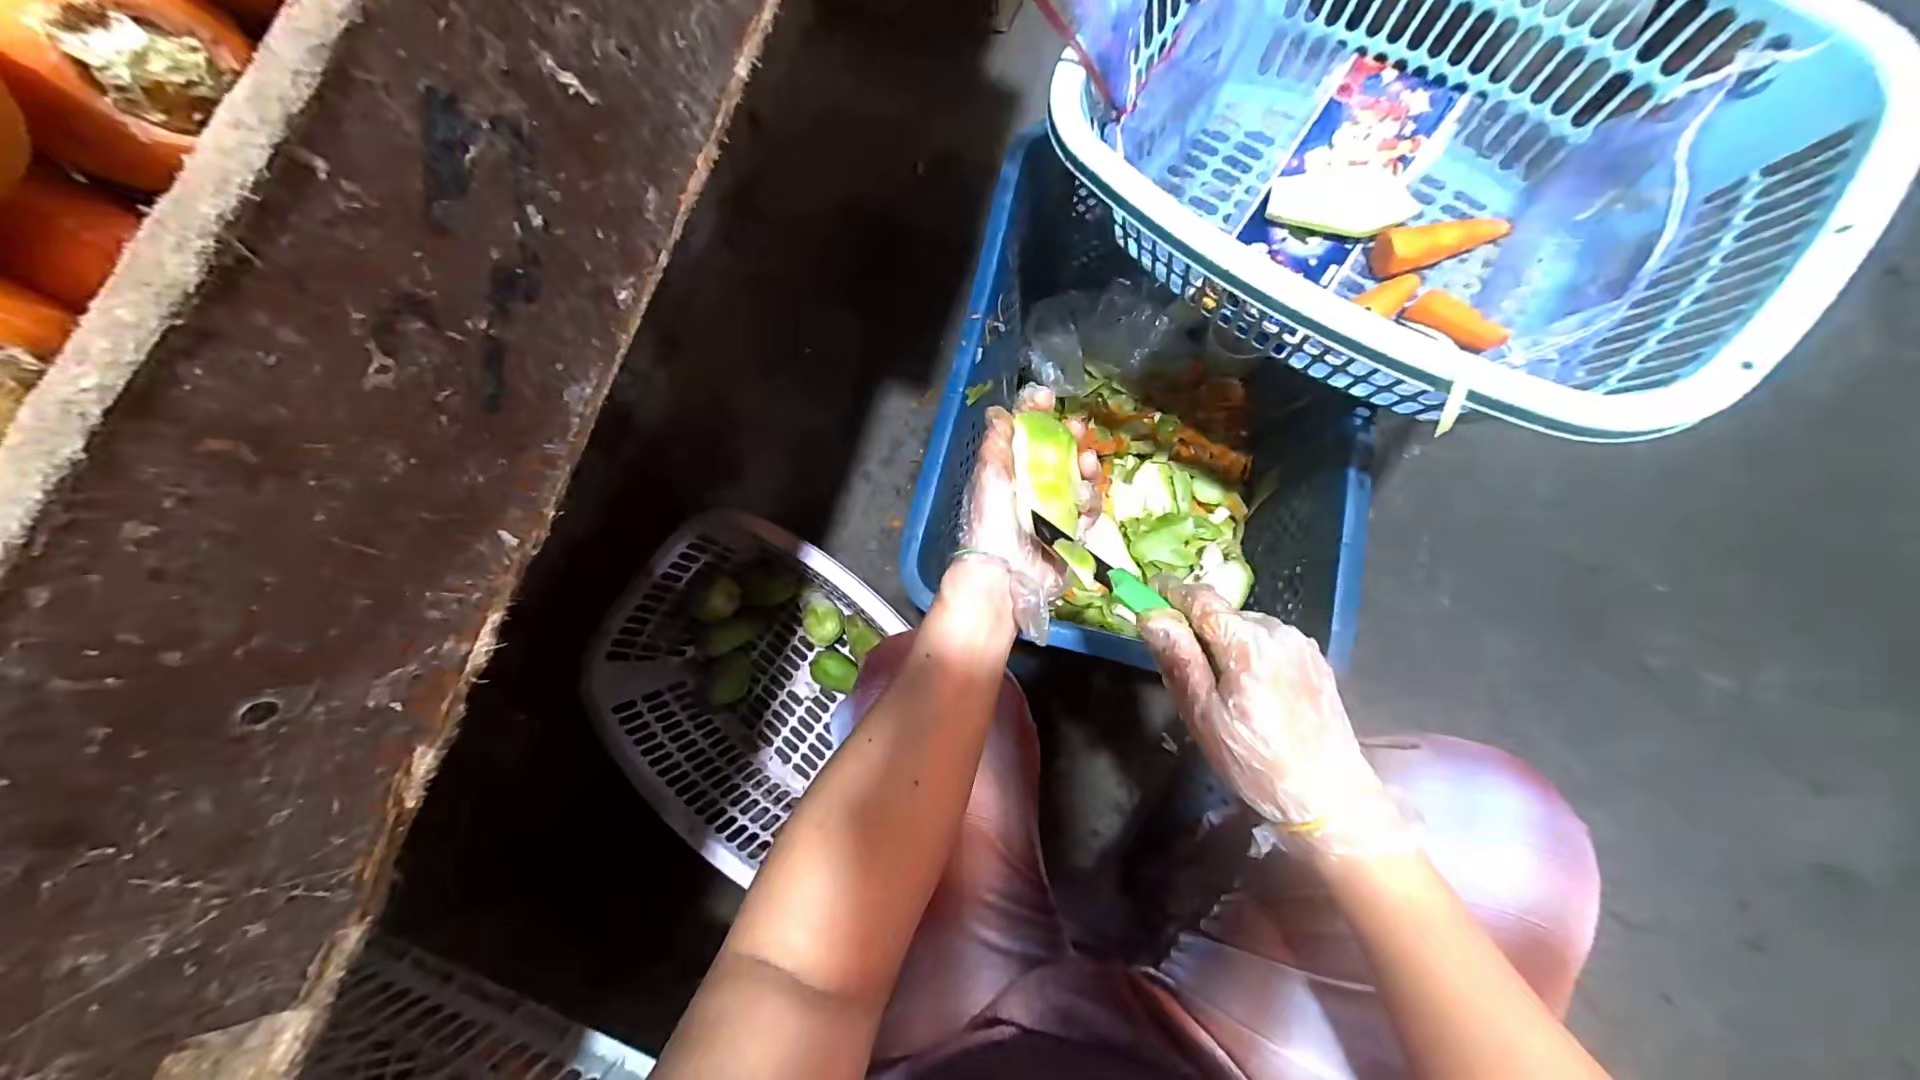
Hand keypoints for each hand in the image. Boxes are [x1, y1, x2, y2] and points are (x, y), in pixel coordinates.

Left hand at [956, 384, 1100, 640]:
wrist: (1004, 575)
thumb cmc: (991, 523)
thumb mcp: (989, 478)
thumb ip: (997, 446)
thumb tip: (999, 412)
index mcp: (1010, 473)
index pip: (1027, 437)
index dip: (1038, 416)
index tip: (1047, 398)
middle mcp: (1033, 489)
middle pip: (1060, 454)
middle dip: (1071, 437)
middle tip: (1078, 428)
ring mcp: (1054, 511)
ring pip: (1079, 479)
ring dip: (1086, 466)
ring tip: (1086, 463)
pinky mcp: (1071, 533)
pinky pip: (1089, 510)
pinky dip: (1092, 501)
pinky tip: (1088, 496)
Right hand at [1139, 582, 1408, 853]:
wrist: (1328, 797)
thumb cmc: (1254, 761)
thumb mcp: (1203, 714)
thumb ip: (1178, 658)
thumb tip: (1151, 615)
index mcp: (1247, 642)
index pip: (1201, 598)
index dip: (1170, 591)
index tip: (1148, 591)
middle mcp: (1278, 631)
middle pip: (1223, 613)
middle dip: (1196, 627)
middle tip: (1180, 664)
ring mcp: (1301, 645)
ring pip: (1246, 627)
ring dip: (1224, 641)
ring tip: (1219, 686)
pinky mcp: (1314, 661)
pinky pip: (1268, 642)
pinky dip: (1249, 652)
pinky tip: (1251, 691)